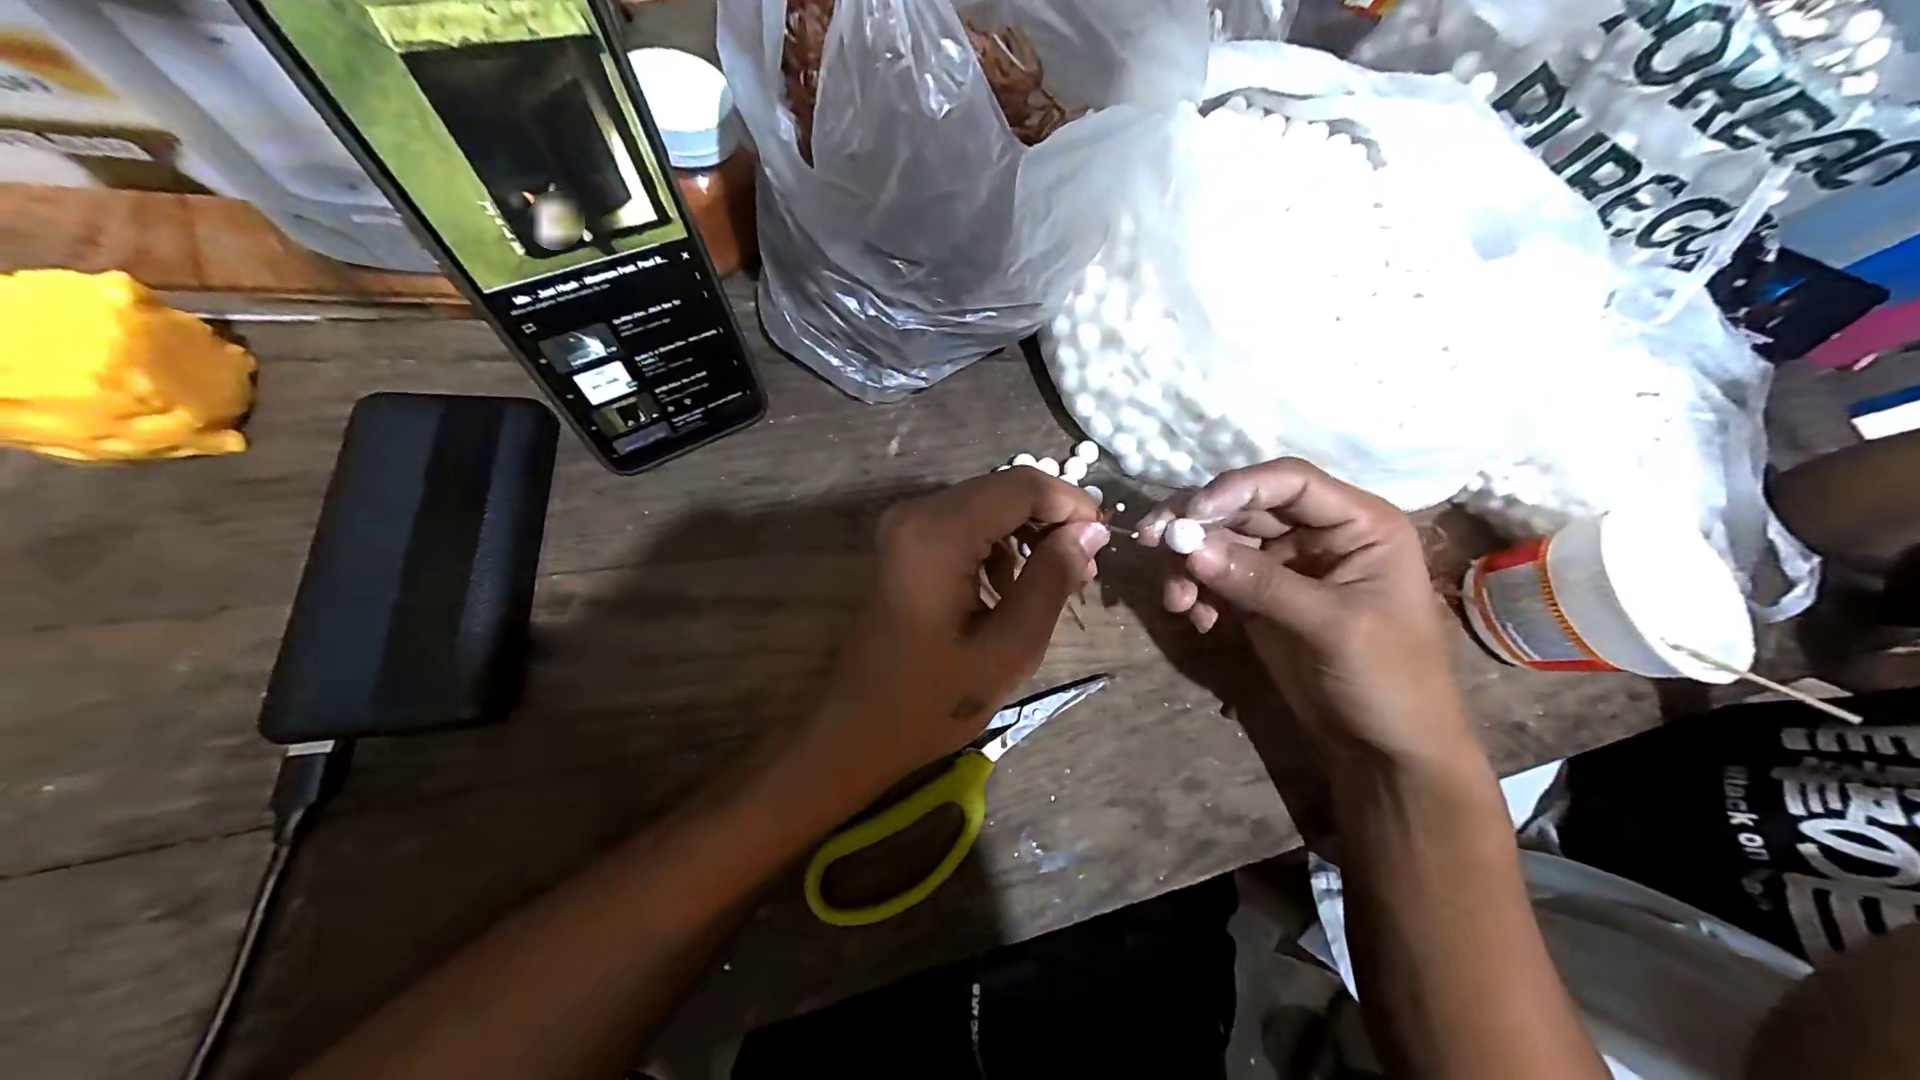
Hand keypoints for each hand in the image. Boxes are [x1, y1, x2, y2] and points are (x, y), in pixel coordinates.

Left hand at [812, 469, 1109, 794]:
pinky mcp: (903, 544)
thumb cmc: (933, 700)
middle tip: (1084, 569)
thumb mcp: (1009, 647)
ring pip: (986, 505)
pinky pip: (964, 525)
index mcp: (938, 533)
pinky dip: (996, 546)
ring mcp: (904, 527)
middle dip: (1051, 520)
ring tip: (1055, 584)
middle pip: (1004, 490)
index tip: (1103, 543)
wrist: (858, 728)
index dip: (1071, 504)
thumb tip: (1091, 532)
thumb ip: (1052, 580)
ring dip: (1026, 534)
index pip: (1023, 486)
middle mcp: (916, 514)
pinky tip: (1008, 590)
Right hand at [1139, 459, 1476, 770]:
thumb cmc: (1389, 679)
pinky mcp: (1259, 596)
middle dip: (1196, 527)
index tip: (1188, 515)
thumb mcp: (1331, 626)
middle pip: (1242, 508)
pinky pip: (1214, 577)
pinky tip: (1197, 620)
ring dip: (1189, 565)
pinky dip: (1197, 592)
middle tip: (1152, 543)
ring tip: (1177, 602)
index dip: (1236, 488)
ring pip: (1220, 541)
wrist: (1387, 748)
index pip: (1289, 482)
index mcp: (1357, 524)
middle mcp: (1317, 534)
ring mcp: (1285, 566)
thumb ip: (1261, 583)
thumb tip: (1190, 548)